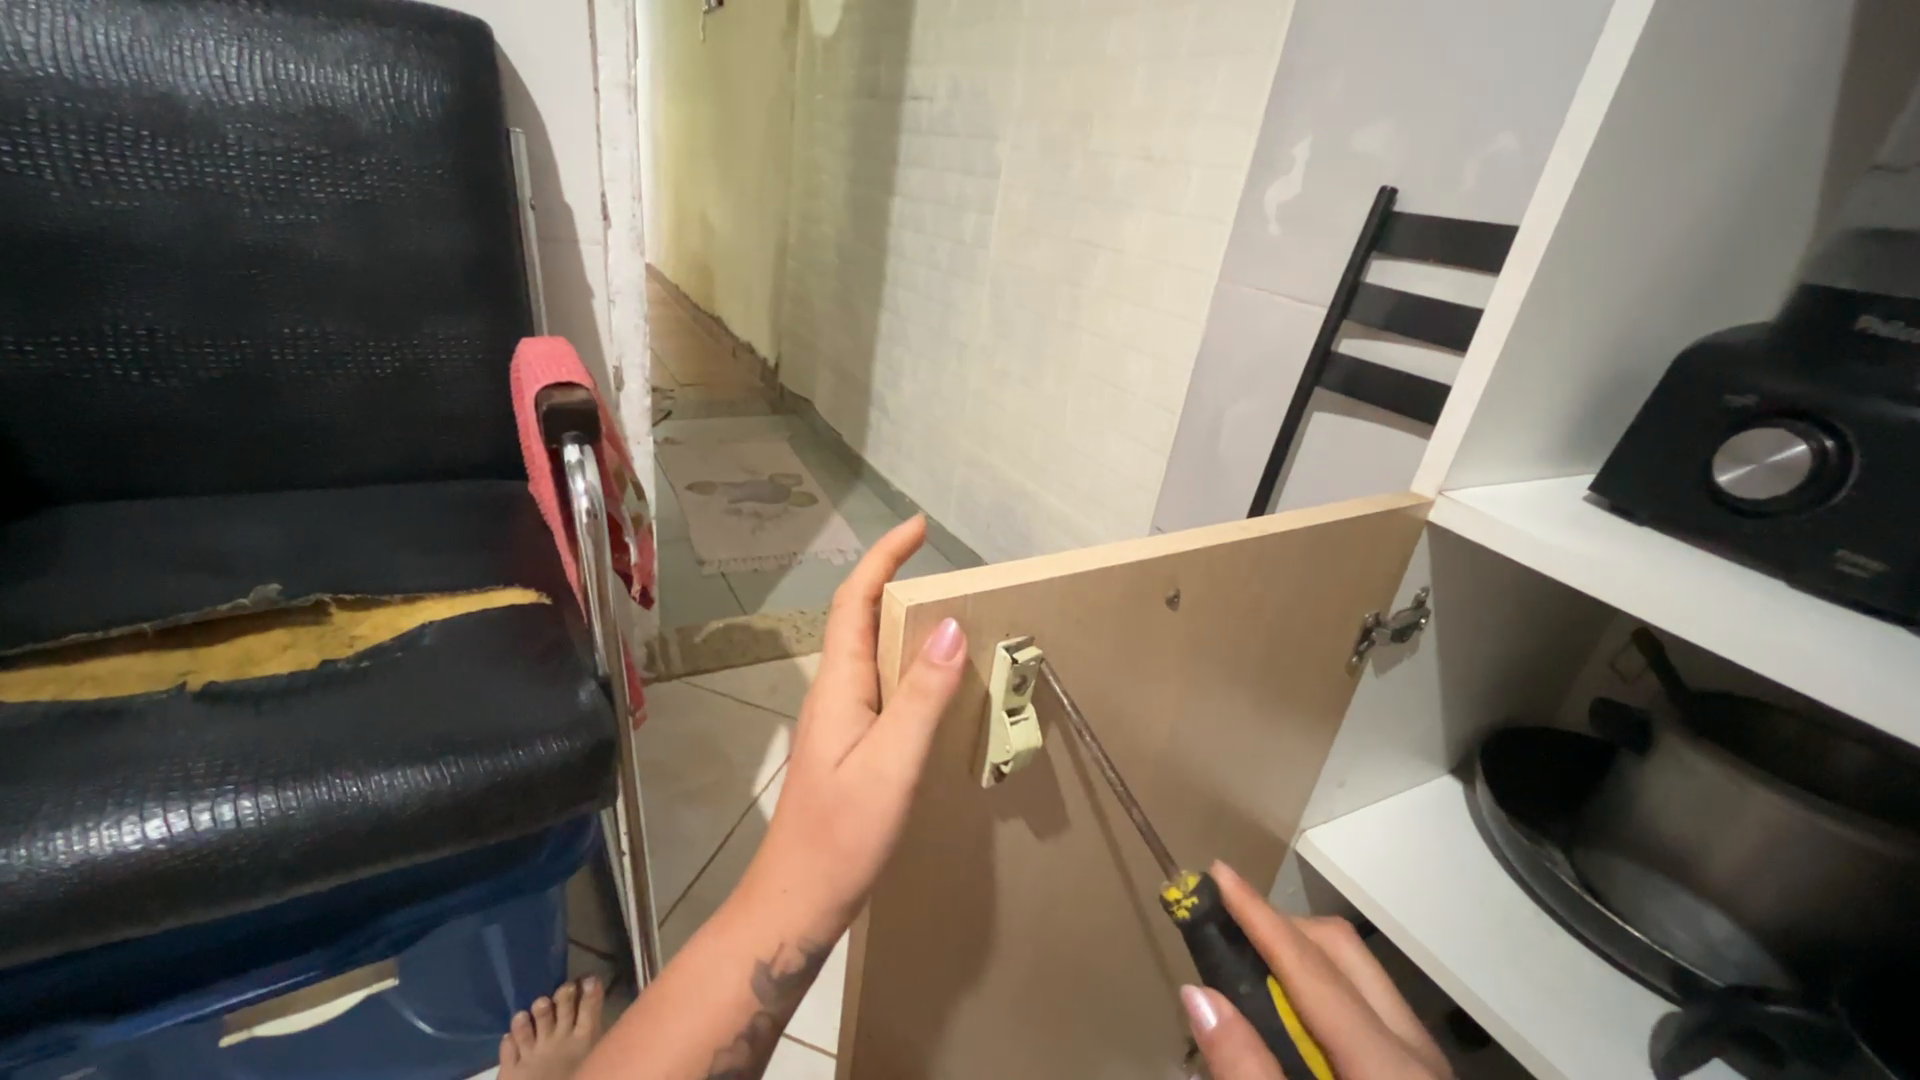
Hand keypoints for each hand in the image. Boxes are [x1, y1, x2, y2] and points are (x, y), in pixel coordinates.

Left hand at [736, 516, 968, 932]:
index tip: (918, 526)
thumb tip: (952, 626)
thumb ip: (922, 695)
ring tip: (955, 615)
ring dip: (906, 622)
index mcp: (840, 684)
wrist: (799, 899)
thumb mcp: (892, 763)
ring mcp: (842, 718)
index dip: (883, 557)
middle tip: (949, 570)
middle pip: (862, 618)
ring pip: (874, 651)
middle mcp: (837, 690)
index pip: (855, 600)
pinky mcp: (853, 743)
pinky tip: (940, 683)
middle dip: (897, 580)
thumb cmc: (842, 835)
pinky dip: (912, 664)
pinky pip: (884, 684)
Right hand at [1182, 862, 1452, 1079]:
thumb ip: (1247, 1072)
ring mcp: (1424, 1066)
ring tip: (1249, 974)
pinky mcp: (1419, 1079)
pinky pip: (1368, 1008)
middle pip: (1342, 951)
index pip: (1309, 965)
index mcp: (1387, 1066)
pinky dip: (1321, 994)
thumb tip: (1196, 993)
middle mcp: (1415, 1052)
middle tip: (1225, 930)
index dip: (1257, 914)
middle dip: (1280, 926)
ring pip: (1360, 975)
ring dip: (1300, 958)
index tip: (1215, 873)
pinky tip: (1292, 1028)